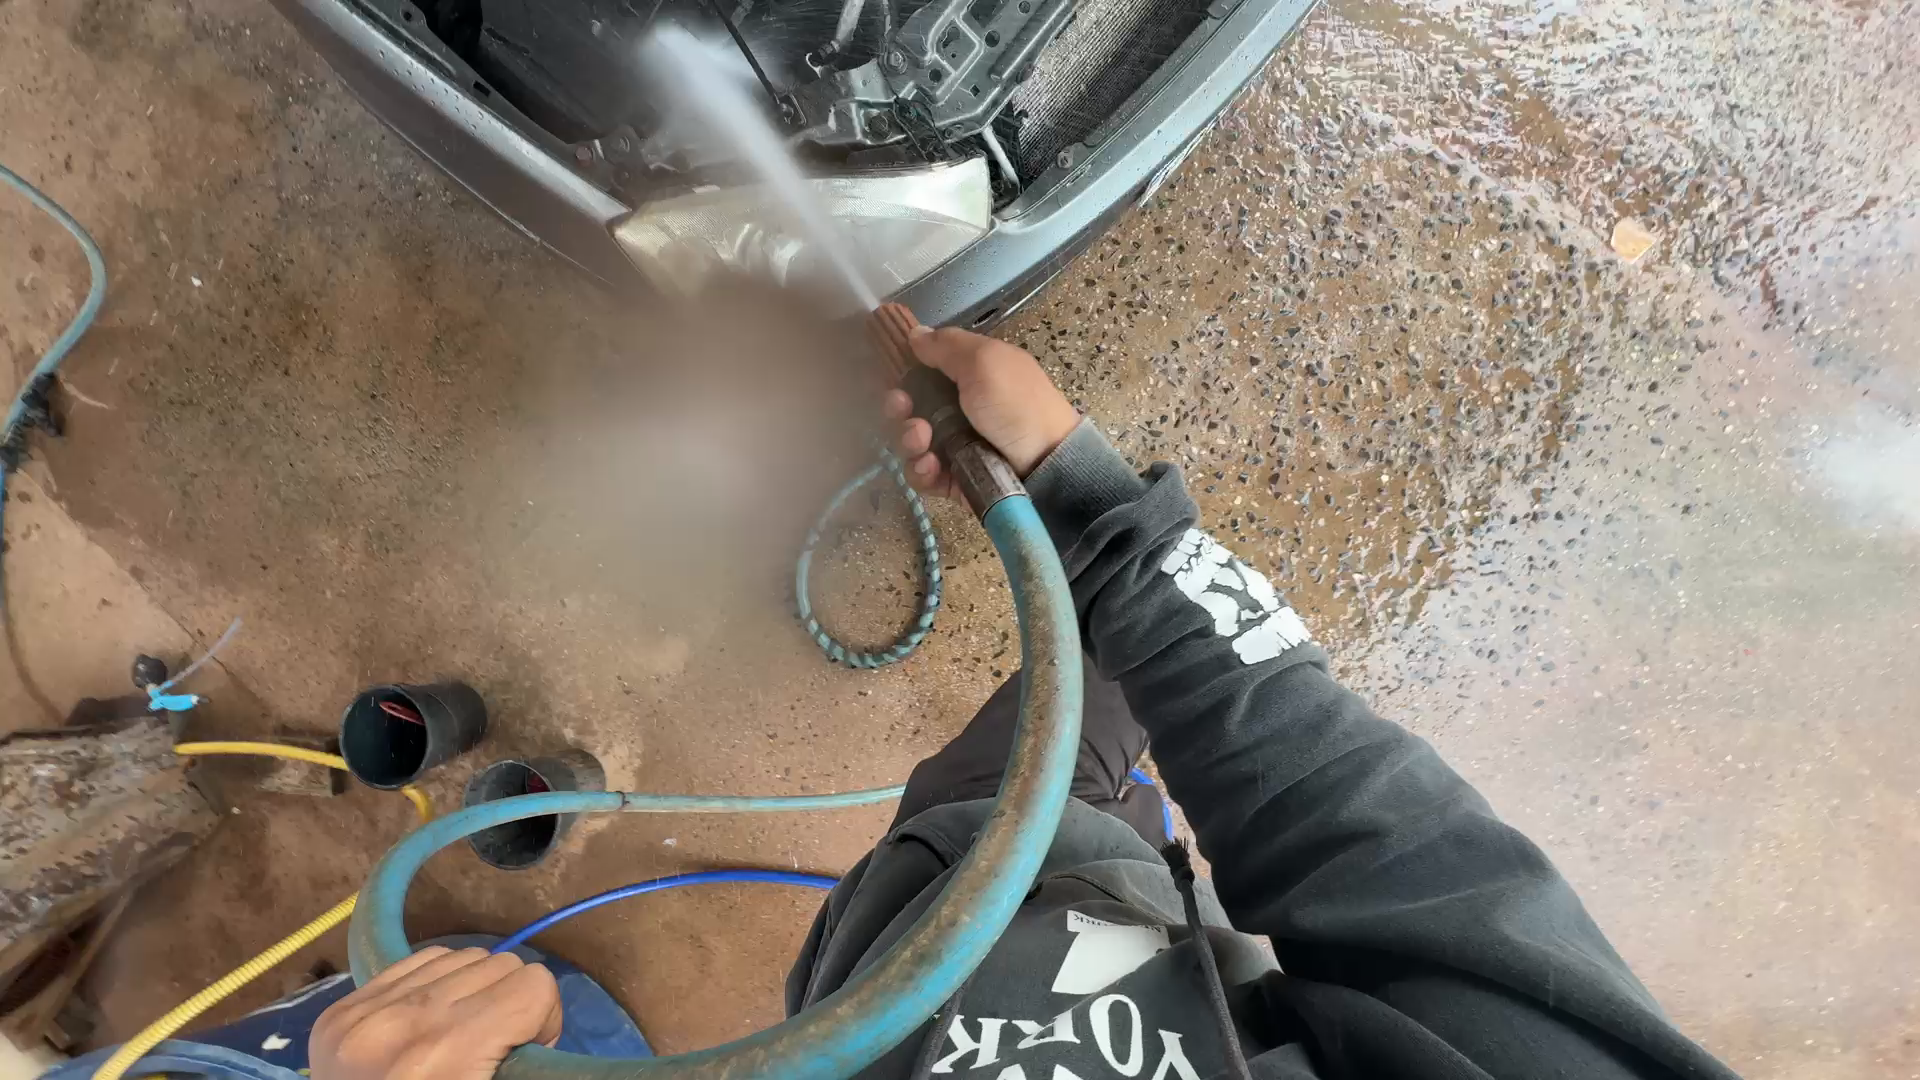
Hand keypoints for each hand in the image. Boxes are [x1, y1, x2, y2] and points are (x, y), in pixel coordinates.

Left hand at [310, 946, 562, 1079]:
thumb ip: (530, 1064)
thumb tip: (543, 1031)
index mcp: (446, 1058)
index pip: (534, 986)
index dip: (543, 1018)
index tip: (523, 1052)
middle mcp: (403, 1025)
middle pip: (504, 963)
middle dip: (509, 1001)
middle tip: (491, 1046)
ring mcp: (365, 1015)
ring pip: (468, 955)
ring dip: (474, 988)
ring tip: (455, 1034)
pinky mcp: (341, 1011)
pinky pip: (427, 960)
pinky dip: (439, 983)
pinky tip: (425, 1022)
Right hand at [883, 326, 1079, 498]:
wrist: (1044, 461)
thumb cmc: (1016, 404)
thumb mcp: (984, 361)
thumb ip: (946, 346)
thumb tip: (915, 333)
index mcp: (968, 377)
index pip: (923, 374)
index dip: (904, 376)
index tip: (895, 377)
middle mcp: (958, 410)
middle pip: (909, 409)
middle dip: (898, 408)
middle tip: (903, 408)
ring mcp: (955, 447)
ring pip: (911, 443)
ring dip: (907, 440)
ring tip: (922, 441)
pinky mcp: (954, 479)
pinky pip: (923, 475)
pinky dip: (920, 471)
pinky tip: (930, 466)